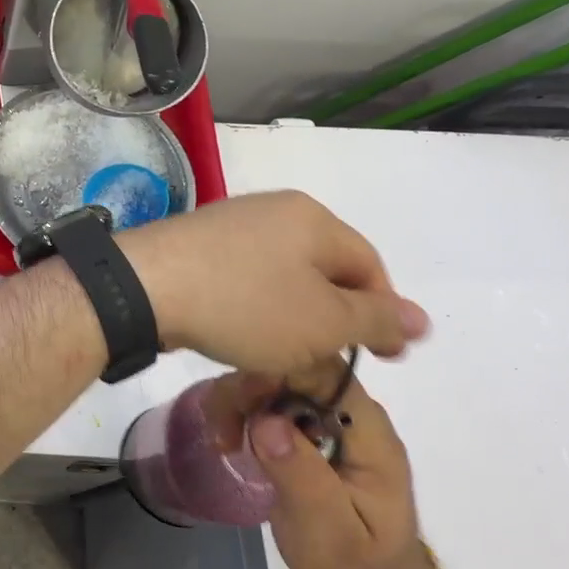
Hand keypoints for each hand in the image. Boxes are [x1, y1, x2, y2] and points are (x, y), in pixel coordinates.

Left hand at [121, 191, 429, 373]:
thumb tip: (423, 318)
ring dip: (293, 316)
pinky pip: (244, 278)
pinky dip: (254, 308)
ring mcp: (230, 224)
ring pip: (283, 276)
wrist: (146, 286)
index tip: (381, 359)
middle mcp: (273, 209)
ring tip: (286, 354)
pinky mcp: (198, 245)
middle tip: (330, 359)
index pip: (369, 266)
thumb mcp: (324, 321)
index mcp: (312, 217)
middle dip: (335, 316)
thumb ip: (376, 319)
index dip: (383, 314)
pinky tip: (243, 334)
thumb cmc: (245, 303)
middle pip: (325, 268)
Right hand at [209, 362, 439, 568]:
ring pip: (275, 380)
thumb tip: (266, 420)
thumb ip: (303, 478)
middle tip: (222, 431)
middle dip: (249, 389)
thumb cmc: (356, 566)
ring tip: (223, 441)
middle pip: (292, 369)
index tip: (241, 402)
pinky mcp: (309, 428)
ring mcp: (329, 419)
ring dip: (240, 401)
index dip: (276, 371)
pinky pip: (270, 401)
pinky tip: (230, 439)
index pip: (322, 371)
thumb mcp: (330, 533)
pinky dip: (242, 412)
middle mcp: (351, 413)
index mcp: (368, 431)